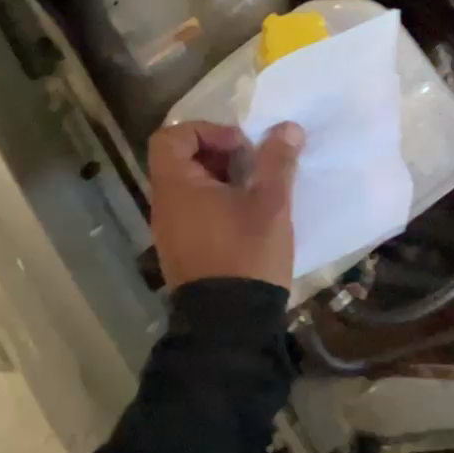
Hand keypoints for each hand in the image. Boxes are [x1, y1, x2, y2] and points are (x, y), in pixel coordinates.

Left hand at [148, 120, 303, 288]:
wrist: (230, 325)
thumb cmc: (246, 253)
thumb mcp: (270, 202)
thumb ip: (277, 160)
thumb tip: (287, 128)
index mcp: (178, 188)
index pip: (172, 137)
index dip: (207, 131)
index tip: (240, 146)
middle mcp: (166, 206)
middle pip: (182, 159)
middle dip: (222, 153)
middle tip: (256, 166)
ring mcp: (171, 231)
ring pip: (191, 186)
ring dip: (224, 179)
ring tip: (258, 191)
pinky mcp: (183, 250)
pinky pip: (195, 210)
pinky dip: (219, 202)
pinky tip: (250, 216)